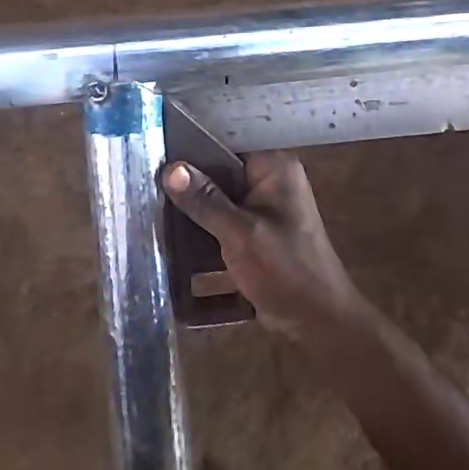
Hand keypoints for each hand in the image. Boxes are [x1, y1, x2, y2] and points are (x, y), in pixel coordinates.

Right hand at [162, 152, 368, 338]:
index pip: (225, 143)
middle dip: (188, 179)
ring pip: (217, 195)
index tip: (156, 153)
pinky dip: (203, 224)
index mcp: (274, 166)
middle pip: (218, 169)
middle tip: (147, 180)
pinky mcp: (255, 230)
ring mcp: (263, 205)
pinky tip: (172, 229)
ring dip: (192, 205)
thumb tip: (170, 169)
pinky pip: (222, 216)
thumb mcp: (240, 234)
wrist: (321, 325)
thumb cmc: (287, 272)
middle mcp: (269, 179)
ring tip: (152, 202)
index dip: (190, 148)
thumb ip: (205, 200)